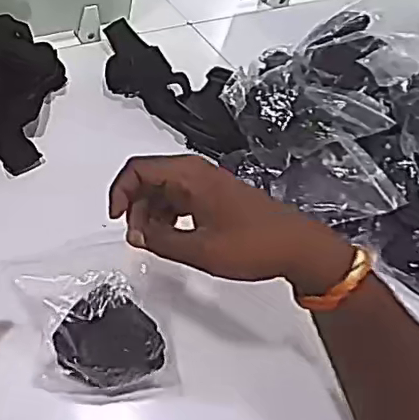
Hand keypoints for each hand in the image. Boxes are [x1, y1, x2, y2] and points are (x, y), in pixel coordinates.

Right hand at [109, 154, 354, 296]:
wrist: (301, 249)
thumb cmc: (260, 243)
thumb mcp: (199, 249)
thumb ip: (160, 240)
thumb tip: (137, 235)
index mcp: (189, 175)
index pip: (137, 170)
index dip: (120, 192)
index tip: (117, 216)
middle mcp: (196, 172)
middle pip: (147, 178)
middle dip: (135, 206)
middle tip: (137, 234)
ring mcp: (205, 183)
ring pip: (161, 189)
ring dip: (150, 212)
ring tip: (155, 239)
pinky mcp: (213, 195)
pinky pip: (177, 197)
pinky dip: (166, 215)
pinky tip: (172, 236)